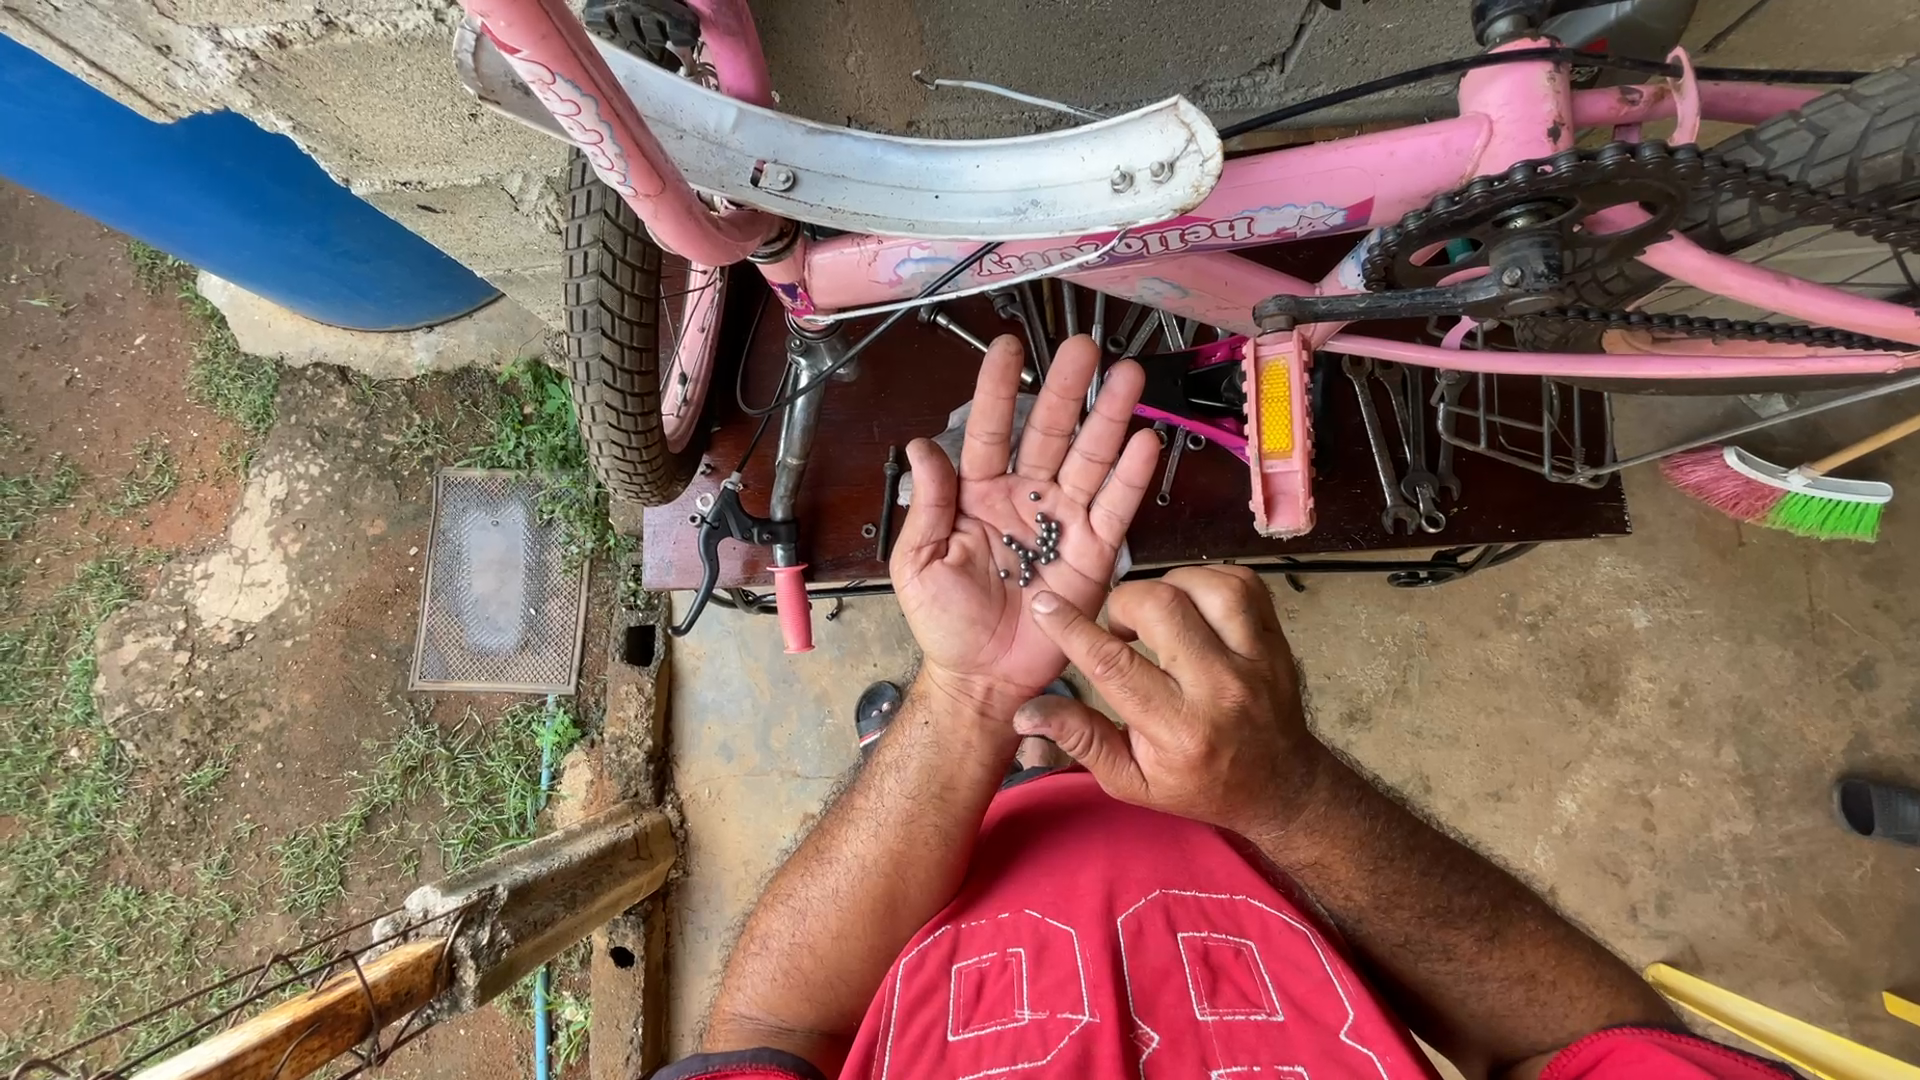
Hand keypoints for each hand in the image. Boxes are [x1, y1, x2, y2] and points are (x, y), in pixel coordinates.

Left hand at [891, 333, 1160, 714]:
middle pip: (1049, 433)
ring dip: (1109, 419)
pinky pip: (1113, 509)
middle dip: (1067, 389)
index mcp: (976, 495)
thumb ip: (928, 504)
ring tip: (1128, 377)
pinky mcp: (1092, 552)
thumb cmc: (944, 622)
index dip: (996, 388)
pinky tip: (1145, 442)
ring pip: (1089, 460)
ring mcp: (1061, 522)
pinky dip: (1130, 476)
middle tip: (1084, 347)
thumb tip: (922, 446)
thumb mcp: (918, 561)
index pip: (988, 430)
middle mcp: (1024, 498)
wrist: (981, 675)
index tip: (1007, 347)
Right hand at [1015, 565, 1331, 837]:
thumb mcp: (1130, 780)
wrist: (1281, 786)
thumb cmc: (1196, 784)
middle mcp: (1221, 689)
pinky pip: (1239, 582)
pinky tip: (1190, 602)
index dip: (1071, 628)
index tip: (1044, 604)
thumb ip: (1080, 739)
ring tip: (1155, 613)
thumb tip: (1026, 712)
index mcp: (1179, 730)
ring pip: (1203, 585)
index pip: (1114, 665)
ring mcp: (1257, 659)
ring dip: (1165, 588)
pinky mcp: (1276, 638)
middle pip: (1160, 608)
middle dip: (1121, 605)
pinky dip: (1205, 581)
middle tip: (1117, 627)